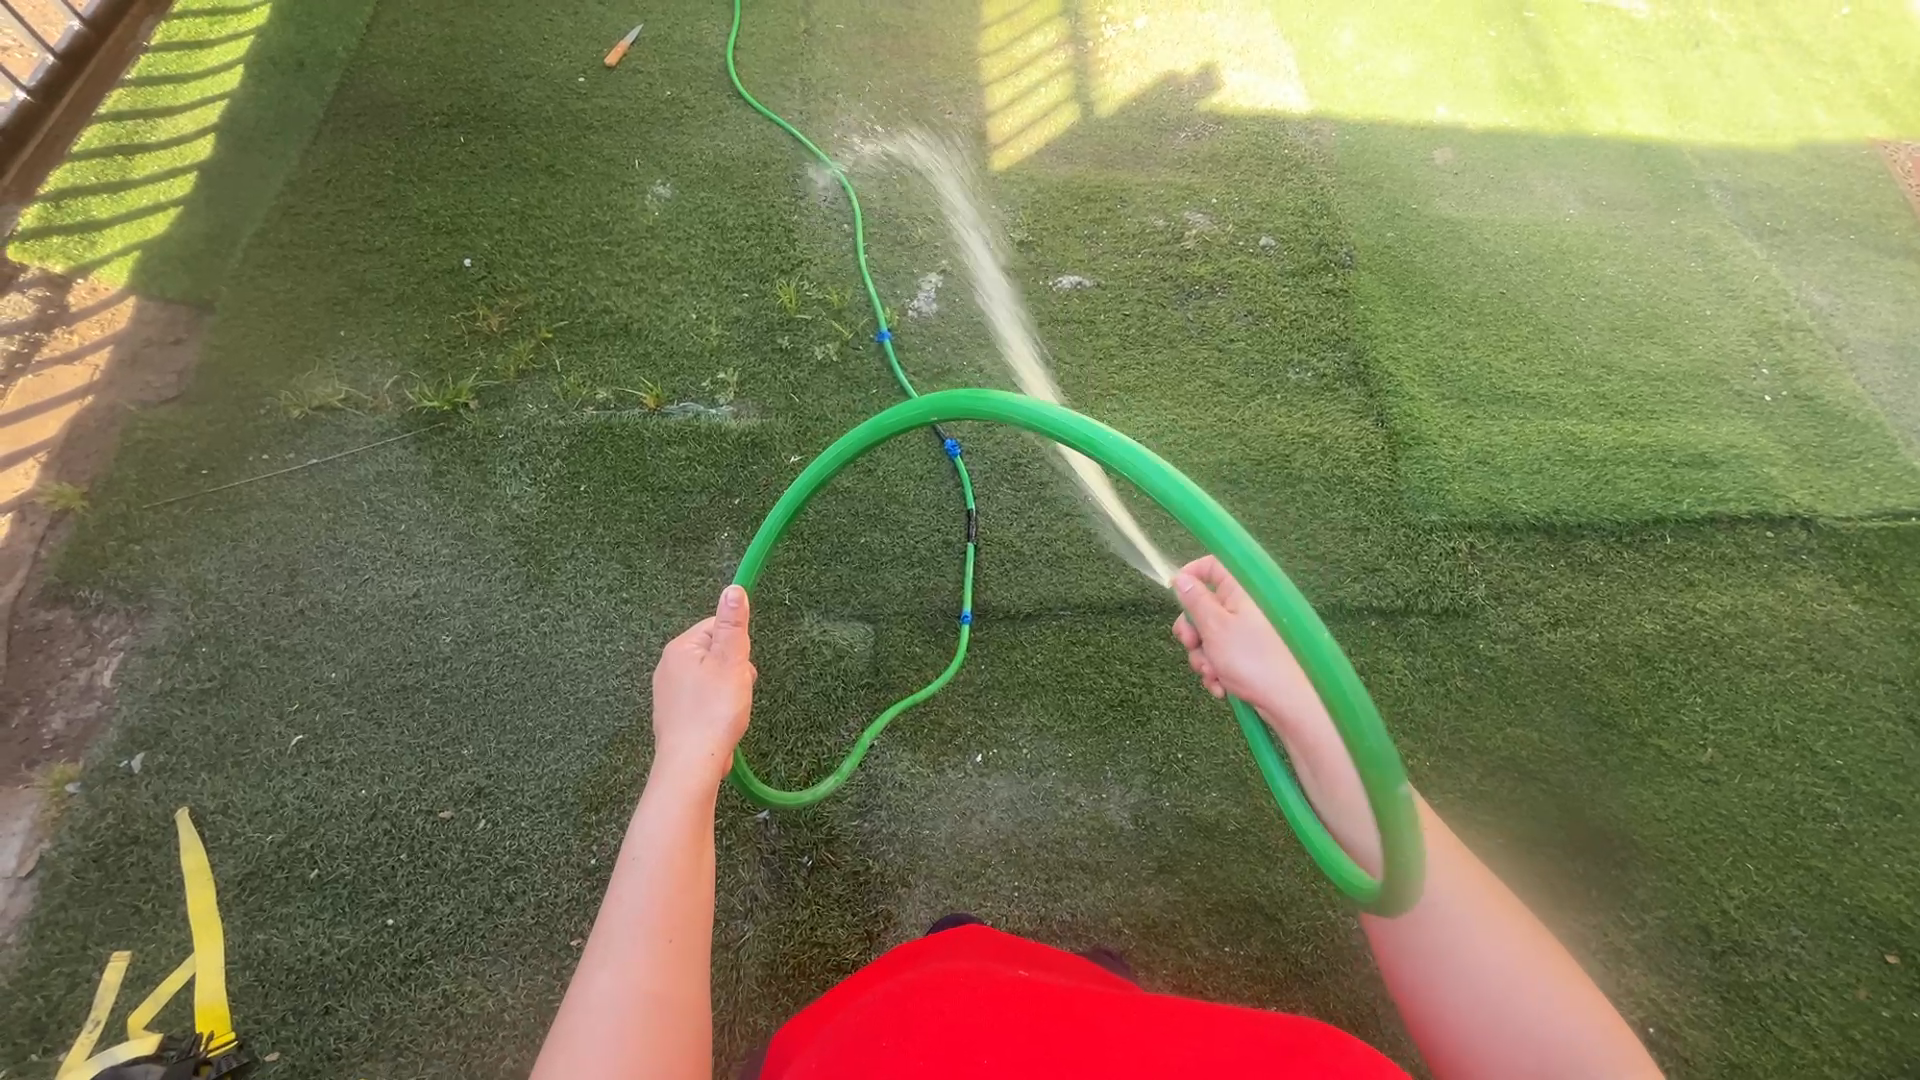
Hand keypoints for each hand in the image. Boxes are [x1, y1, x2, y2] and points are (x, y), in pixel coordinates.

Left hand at [651, 585, 755, 787]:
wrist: (692, 763)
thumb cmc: (714, 709)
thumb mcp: (731, 660)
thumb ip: (733, 624)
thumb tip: (732, 589)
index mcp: (680, 648)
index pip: (717, 627)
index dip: (738, 645)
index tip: (741, 667)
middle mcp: (668, 667)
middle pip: (715, 652)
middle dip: (735, 670)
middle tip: (738, 690)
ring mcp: (668, 693)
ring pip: (712, 678)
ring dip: (729, 691)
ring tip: (732, 710)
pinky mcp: (674, 716)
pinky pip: (703, 700)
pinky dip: (717, 708)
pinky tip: (721, 723)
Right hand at [1170, 556, 1330, 741]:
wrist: (1289, 703)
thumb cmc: (1252, 660)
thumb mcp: (1215, 627)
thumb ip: (1195, 600)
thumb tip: (1181, 578)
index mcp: (1241, 591)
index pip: (1212, 566)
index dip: (1190, 575)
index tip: (1175, 594)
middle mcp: (1246, 608)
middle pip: (1204, 606)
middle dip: (1193, 631)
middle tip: (1193, 645)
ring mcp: (1248, 633)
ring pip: (1208, 636)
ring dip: (1203, 656)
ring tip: (1213, 673)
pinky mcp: (1249, 656)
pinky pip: (1221, 656)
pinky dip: (1216, 670)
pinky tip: (1222, 687)